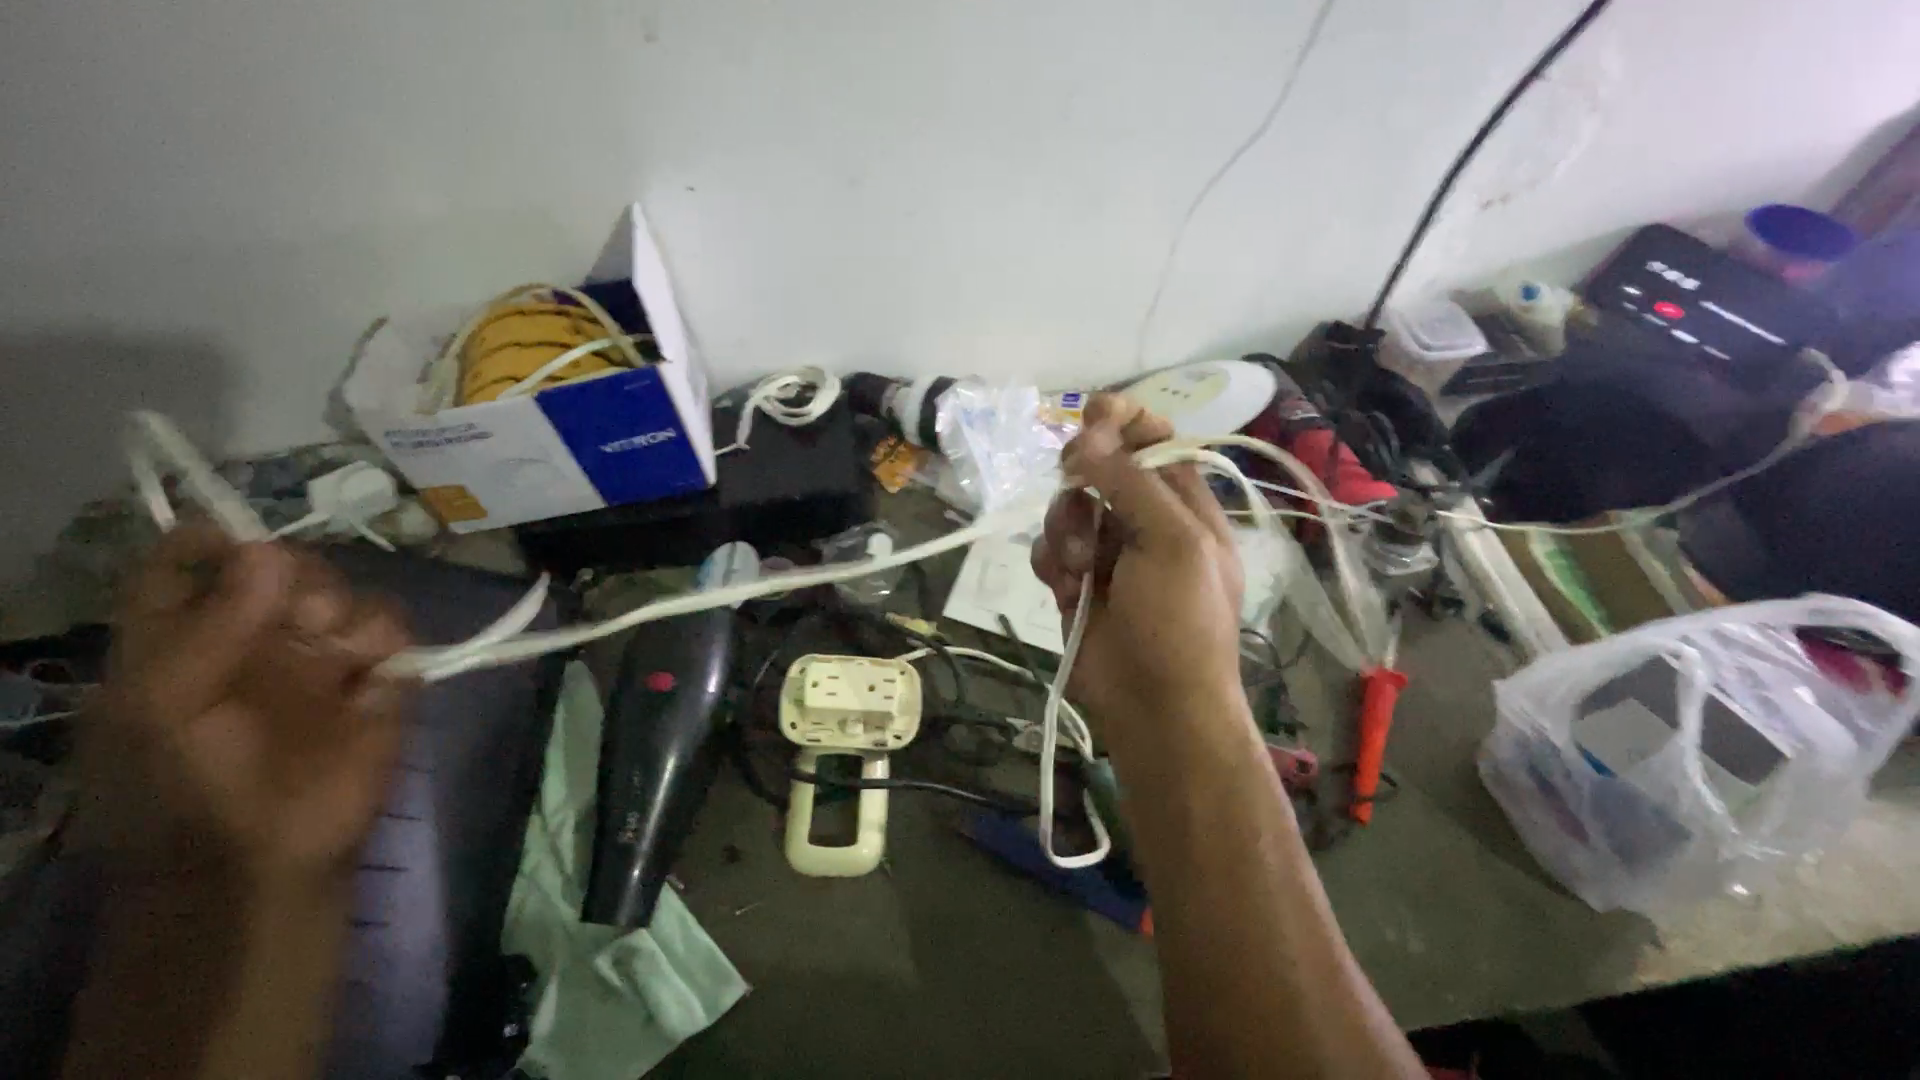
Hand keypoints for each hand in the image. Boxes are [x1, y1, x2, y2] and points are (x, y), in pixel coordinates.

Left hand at [78, 527, 414, 885]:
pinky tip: (369, 674)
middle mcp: (254, 637)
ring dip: (345, 612)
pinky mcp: (378, 682)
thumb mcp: (161, 705)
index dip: (218, 539)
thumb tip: (269, 549)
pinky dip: (387, 644)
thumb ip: (210, 625)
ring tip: (336, 652)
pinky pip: (394, 635)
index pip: (194, 560)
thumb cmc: (183, 789)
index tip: (244, 541)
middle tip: (301, 614)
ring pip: (347, 595)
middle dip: (299, 577)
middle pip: (287, 567)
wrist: (262, 859)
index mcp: (181, 636)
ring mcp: (319, 658)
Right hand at [1030, 394, 1244, 726]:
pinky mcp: (1072, 583)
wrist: (1155, 707)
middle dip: (1084, 475)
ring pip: (1067, 507)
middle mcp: (1143, 521)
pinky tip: (1064, 589)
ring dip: (1065, 528)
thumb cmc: (1180, 621)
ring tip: (1078, 568)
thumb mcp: (1174, 543)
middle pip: (1101, 467)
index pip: (1155, 442)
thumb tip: (1087, 442)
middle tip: (1074, 482)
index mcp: (1184, 506)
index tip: (1094, 413)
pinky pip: (1046, 549)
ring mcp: (1105, 553)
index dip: (1126, 421)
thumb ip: (1133, 483)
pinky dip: (1050, 562)